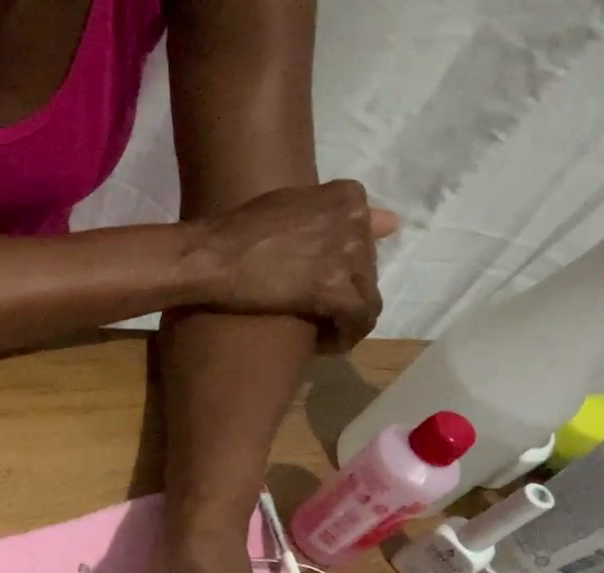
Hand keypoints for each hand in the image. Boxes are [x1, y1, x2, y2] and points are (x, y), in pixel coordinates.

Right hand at [193, 179, 399, 352]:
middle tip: (311, 311)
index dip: (341, 267)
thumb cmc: (236, 231)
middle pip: (365, 268)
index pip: (365, 239)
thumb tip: (393, 222)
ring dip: (343, 318)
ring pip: (366, 296)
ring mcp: (347, 255)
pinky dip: (344, 336)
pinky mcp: (333, 290)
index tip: (317, 283)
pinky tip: (322, 344)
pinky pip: (358, 319)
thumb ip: (334, 215)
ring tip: (315, 331)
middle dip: (342, 293)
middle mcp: (356, 221)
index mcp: (348, 197)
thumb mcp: (291, 207)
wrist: (211, 257)